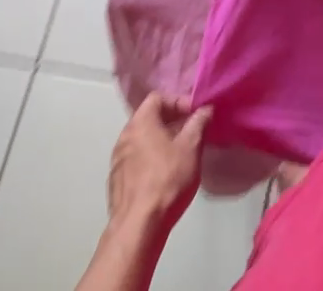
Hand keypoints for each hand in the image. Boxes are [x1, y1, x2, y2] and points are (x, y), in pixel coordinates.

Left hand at [105, 93, 211, 232]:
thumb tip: (205, 109)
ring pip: (143, 140)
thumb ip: (199, 123)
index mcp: (140, 123)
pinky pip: (137, 159)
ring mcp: (117, 160)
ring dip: (162, 141)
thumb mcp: (191, 147)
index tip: (196, 114)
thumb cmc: (167, 179)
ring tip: (182, 154)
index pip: (158, 97)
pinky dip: (152, 158)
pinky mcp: (117, 181)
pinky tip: (166, 174)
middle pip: (149, 118)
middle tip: (193, 132)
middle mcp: (124, 137)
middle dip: (173, 121)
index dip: (179, 101)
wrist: (139, 225)